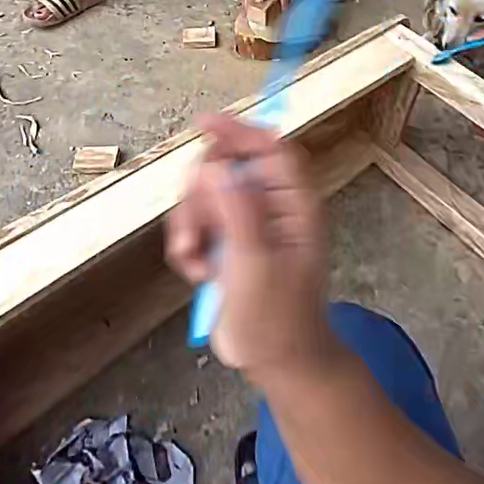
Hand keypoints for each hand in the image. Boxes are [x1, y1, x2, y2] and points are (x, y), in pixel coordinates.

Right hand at [167, 113, 334, 377]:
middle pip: (229, 168)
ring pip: (207, 195)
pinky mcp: (230, 242)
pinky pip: (198, 223)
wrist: (277, 360)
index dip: (241, 131)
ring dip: (190, 224)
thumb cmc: (278, 317)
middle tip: (192, 233)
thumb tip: (216, 167)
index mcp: (295, 203)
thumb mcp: (256, 264)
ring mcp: (251, 223)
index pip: (271, 149)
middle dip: (201, 196)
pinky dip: (188, 243)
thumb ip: (237, 212)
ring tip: (193, 261)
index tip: (204, 123)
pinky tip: (195, 272)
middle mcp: (274, 205)